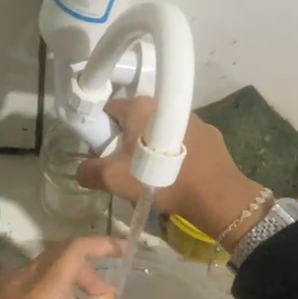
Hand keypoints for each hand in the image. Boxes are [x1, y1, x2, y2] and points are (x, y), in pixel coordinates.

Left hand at [0, 238, 124, 298]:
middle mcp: (20, 280)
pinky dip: (47, 293)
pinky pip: (26, 285)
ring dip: (66, 284)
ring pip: (41, 271)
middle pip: (59, 257)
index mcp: (41, 290)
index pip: (74, 250)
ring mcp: (1, 290)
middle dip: (87, 271)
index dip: (101, 245)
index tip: (122, 252)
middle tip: (105, 297)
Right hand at [78, 97, 270, 248]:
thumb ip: (88, 172)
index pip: (109, 110)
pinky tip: (175, 177)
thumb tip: (83, 170)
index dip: (101, 133)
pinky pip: (181, 142)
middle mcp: (165, 104)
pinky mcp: (209, 135)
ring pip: (159, 132)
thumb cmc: (158, 178)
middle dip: (126, 143)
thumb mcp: (112, 178)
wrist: (214, 195)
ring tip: (152, 177)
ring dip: (151, 149)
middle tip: (125, 170)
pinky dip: (174, 155)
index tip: (103, 155)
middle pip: (135, 122)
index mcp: (140, 107)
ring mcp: (192, 118)